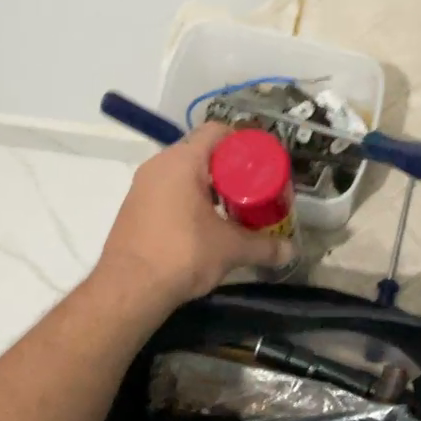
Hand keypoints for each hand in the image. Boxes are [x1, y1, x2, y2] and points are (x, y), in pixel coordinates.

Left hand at [91, 123, 294, 308]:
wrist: (130, 289)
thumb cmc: (182, 255)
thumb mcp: (230, 249)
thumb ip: (263, 247)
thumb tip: (290, 252)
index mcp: (182, 161)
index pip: (217, 132)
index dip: (243, 145)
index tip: (261, 167)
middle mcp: (158, 165)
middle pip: (202, 155)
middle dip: (230, 172)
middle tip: (253, 193)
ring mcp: (142, 187)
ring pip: (184, 177)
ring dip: (210, 191)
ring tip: (233, 213)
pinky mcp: (135, 210)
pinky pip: (169, 195)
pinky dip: (190, 204)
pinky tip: (205, 229)